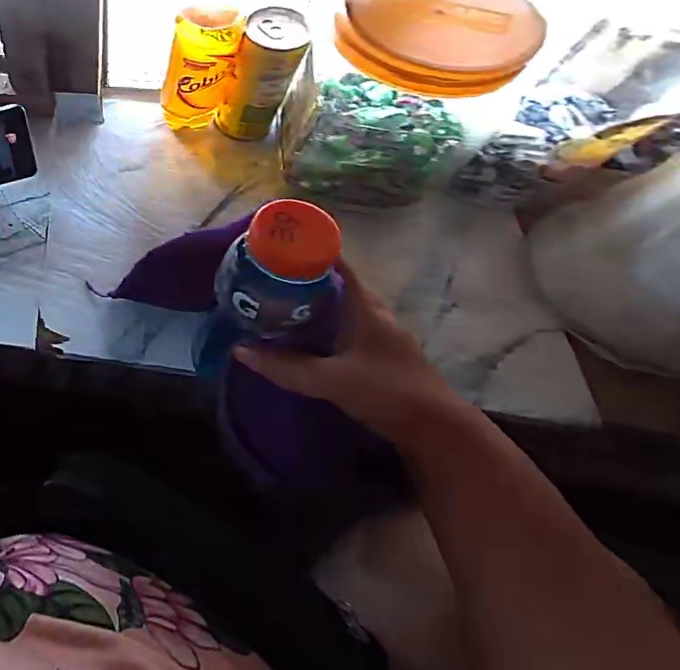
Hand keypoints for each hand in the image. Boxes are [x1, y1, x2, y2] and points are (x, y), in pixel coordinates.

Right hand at [234, 260, 470, 442]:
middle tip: (265, 279)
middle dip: (300, 279)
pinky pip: (343, 329)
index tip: (276, 247)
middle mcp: (372, 313)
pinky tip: (302, 339)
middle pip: (333, 284)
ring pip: (338, 308)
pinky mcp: (379, 355)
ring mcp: (378, 335)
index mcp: (363, 306)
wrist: (439, 432)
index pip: (334, 263)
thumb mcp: (331, 380)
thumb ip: (286, 367)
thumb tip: (240, 351)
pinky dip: (321, 327)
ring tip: (275, 305)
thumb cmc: (388, 392)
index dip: (307, 250)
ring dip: (311, 305)